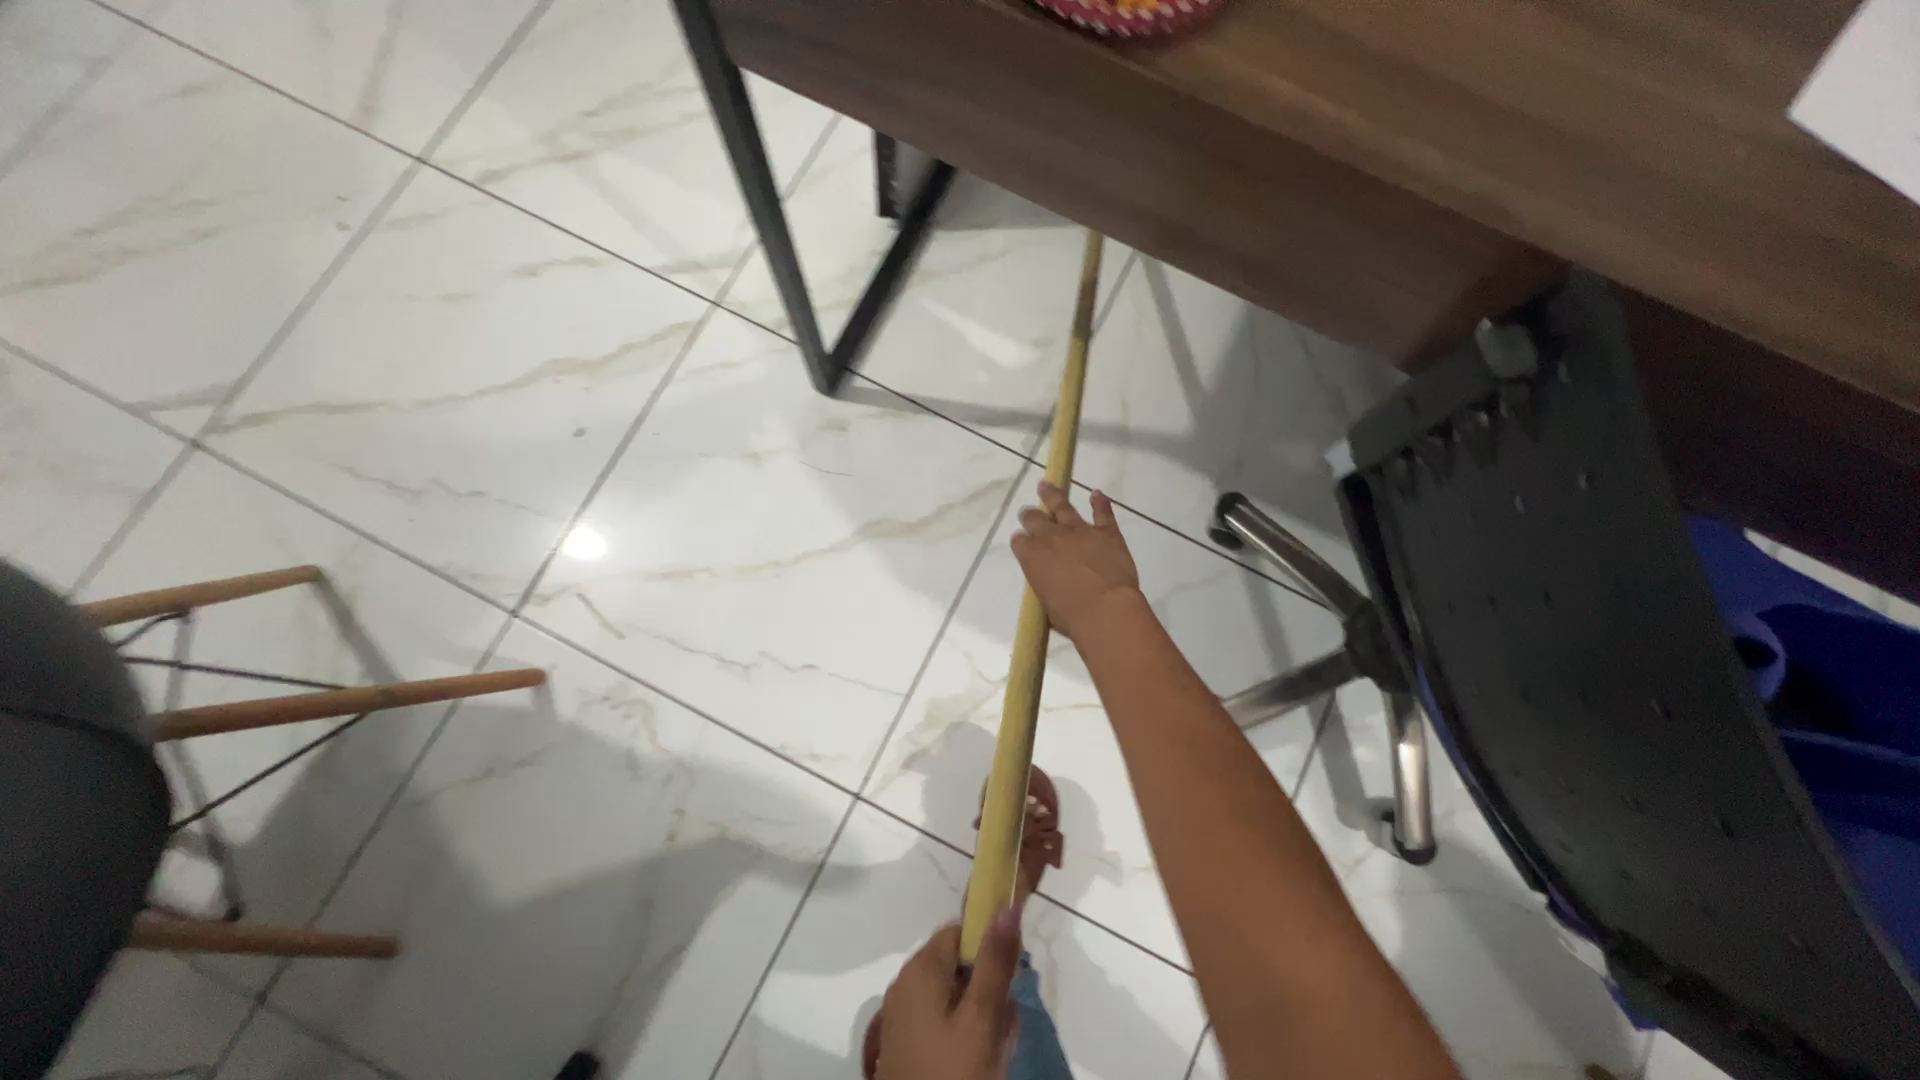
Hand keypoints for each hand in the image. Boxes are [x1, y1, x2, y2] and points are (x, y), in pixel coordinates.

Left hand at [872, 910, 1024, 1079]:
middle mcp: (908, 985)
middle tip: (1007, 1021)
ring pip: (958, 1000)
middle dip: (991, 988)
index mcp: (920, 969)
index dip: (990, 944)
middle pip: (960, 966)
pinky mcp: (910, 1046)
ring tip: (999, 1049)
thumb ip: (995, 964)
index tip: (1014, 971)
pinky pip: (947, 1026)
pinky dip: (969, 1037)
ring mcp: (906, 1018)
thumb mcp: (980, 1019)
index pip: (960, 931)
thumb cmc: (950, 1073)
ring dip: (985, 1017)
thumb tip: (1006, 907)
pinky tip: (986, 1062)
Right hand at [1010, 481, 1141, 640]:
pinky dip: (1100, 502)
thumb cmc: (1070, 616)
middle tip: (1028, 512)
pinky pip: (1102, 512)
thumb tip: (1050, 583)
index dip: (1022, 541)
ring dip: (1052, 495)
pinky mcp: (1106, 532)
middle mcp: (1051, 538)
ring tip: (1046, 485)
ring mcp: (1079, 531)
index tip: (1024, 543)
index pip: (1019, 541)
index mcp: (1032, 557)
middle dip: (1030, 515)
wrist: (1105, 608)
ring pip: (1062, 506)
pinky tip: (1097, 494)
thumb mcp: (1046, 604)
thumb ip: (1045, 585)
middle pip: (1035, 518)